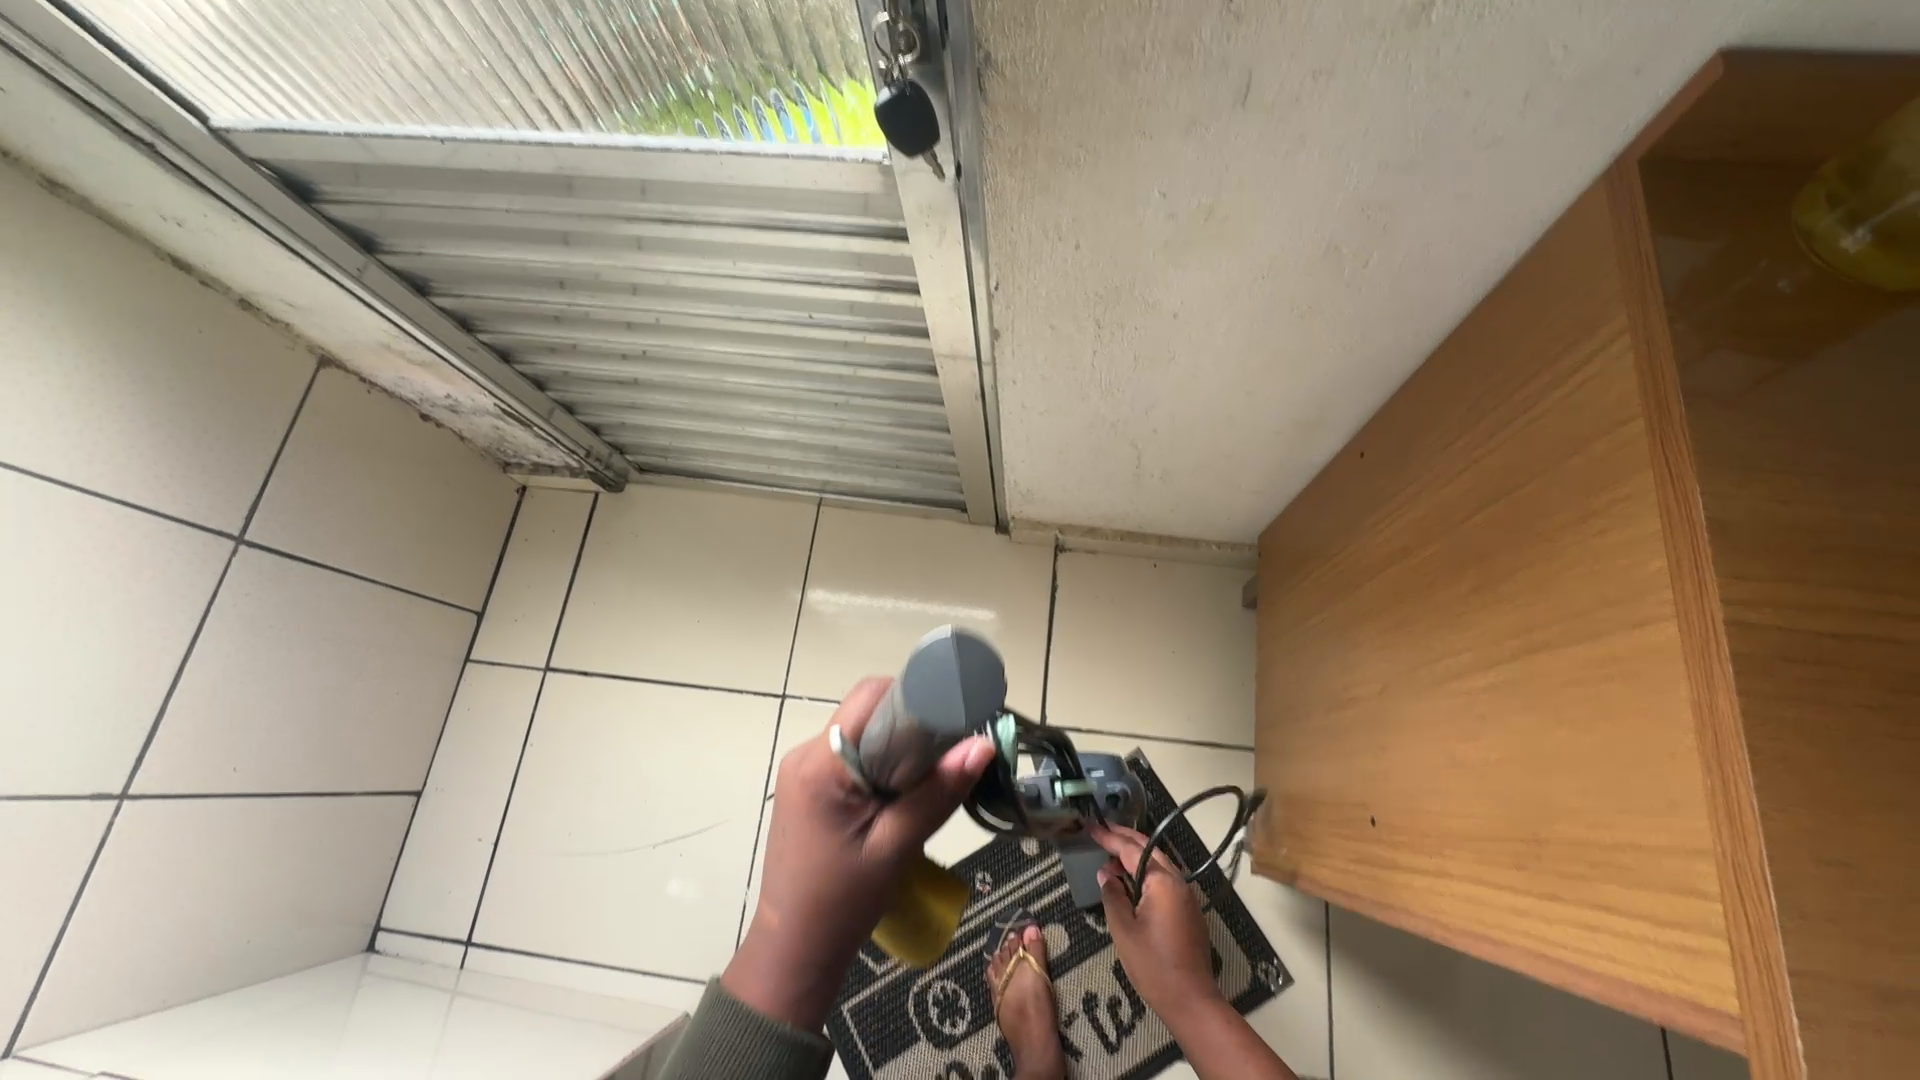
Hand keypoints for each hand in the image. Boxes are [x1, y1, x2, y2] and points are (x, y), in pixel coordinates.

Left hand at [724, 677, 995, 1031]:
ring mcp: (803, 769)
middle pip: (867, 711)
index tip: (956, 717)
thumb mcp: (896, 848)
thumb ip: (937, 793)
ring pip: (861, 731)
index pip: (871, 697)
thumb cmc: (842, 903)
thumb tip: (983, 745)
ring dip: (898, 744)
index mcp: (820, 763)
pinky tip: (905, 789)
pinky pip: (852, 754)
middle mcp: (805, 754)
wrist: (795, 949)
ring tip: (933, 772)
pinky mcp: (808, 786)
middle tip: (952, 749)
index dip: (917, 697)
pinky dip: (881, 761)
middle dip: (912, 722)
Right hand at [1092, 823, 1228, 1026]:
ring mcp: (1186, 895)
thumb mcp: (1123, 929)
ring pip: (1158, 862)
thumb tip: (1106, 873)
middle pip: (1148, 848)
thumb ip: (1113, 895)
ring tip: (1111, 852)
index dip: (1109, 837)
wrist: (1190, 999)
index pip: (1130, 850)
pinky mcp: (1188, 909)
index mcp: (1162, 881)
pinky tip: (1130, 879)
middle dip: (1124, 838)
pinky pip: (1165, 878)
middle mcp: (1178, 881)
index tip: (1090, 826)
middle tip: (1101, 830)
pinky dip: (1146, 870)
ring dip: (1135, 854)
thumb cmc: (1152, 964)